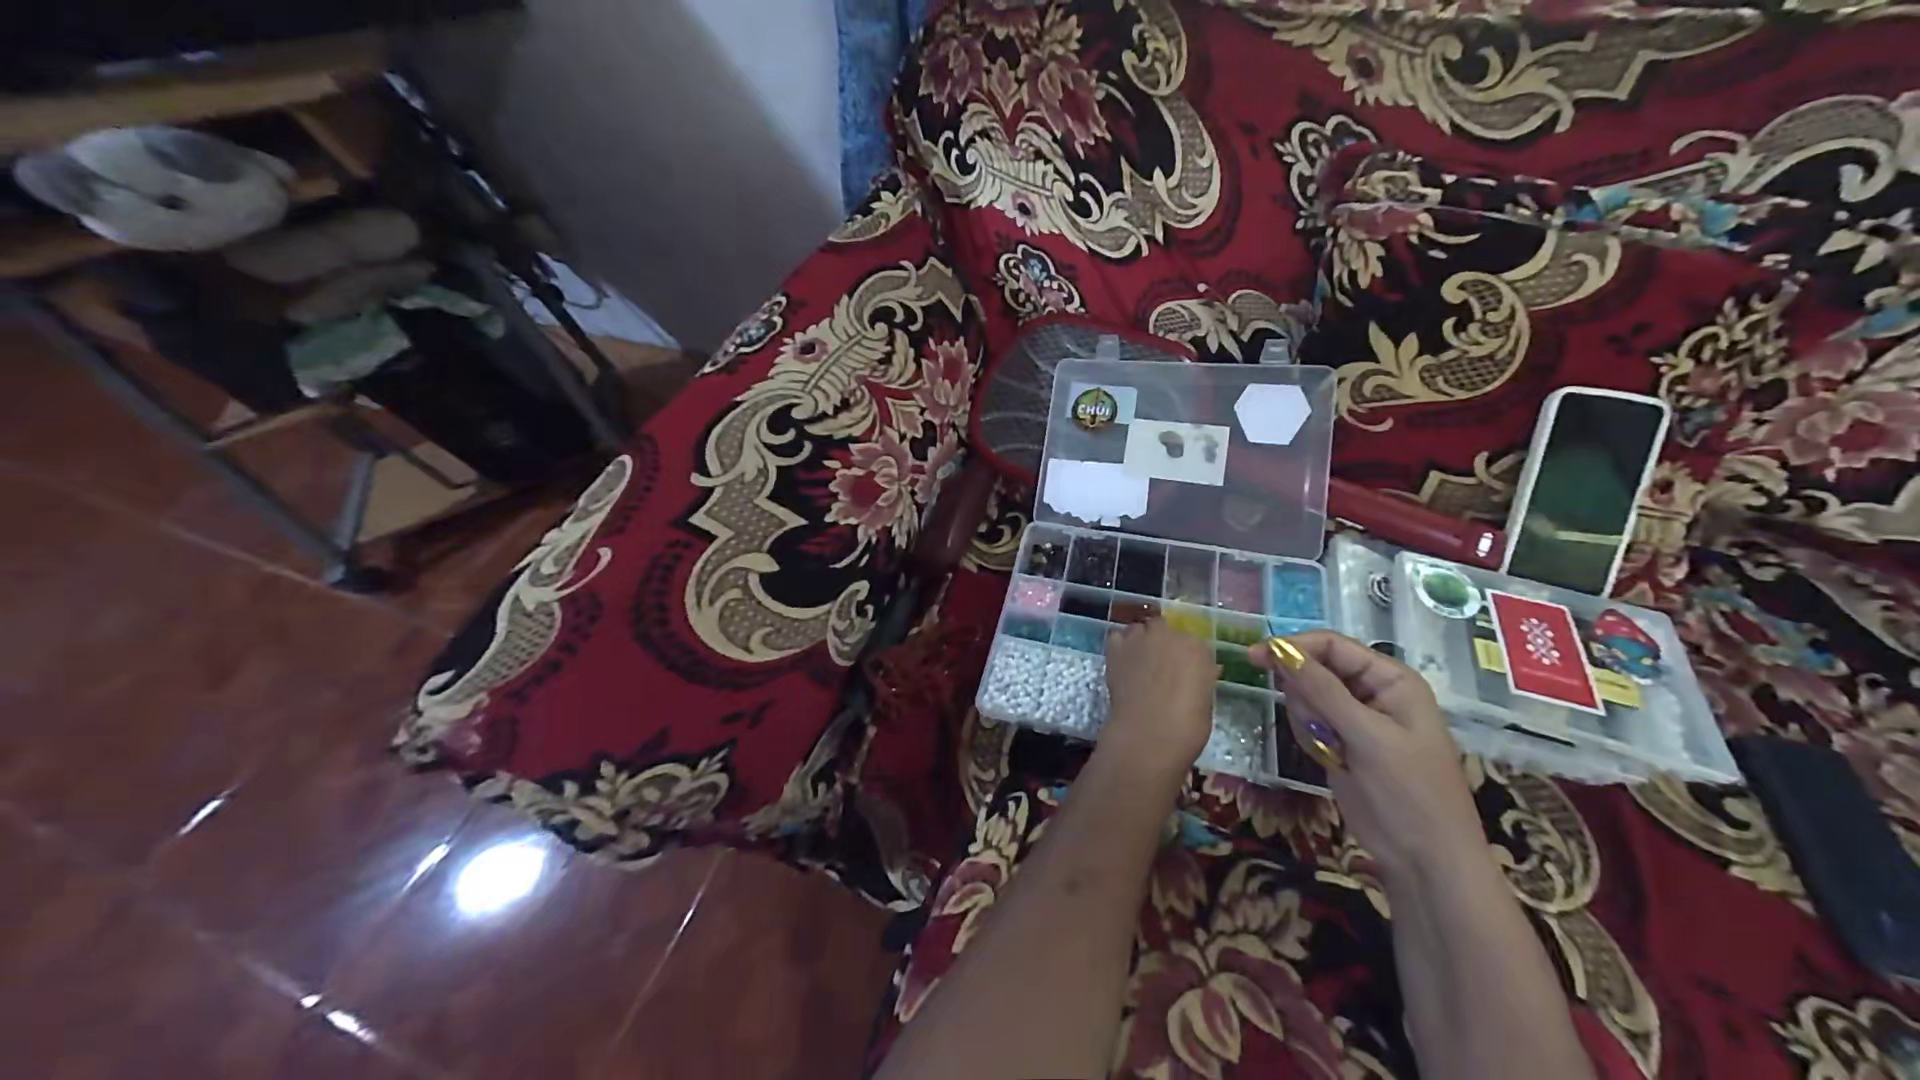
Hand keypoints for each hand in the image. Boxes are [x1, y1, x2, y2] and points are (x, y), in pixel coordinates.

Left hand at [1101, 618, 1217, 781]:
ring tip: (1137, 662)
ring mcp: (1140, 638)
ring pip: (1138, 629)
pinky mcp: (1116, 648)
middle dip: (1162, 642)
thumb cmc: (1187, 726)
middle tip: (1159, 665)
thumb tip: (1200, 673)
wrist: (1149, 733)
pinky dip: (1119, 646)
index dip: (1185, 656)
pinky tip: (1121, 662)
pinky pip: (1117, 638)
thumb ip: (1201, 678)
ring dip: (1139, 641)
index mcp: (1198, 648)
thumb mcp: (1205, 701)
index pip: (1193, 642)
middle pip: (1164, 628)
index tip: (1182, 669)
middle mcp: (1169, 635)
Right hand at [1250, 631, 1484, 879]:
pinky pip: (1307, 722)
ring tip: (1331, 751)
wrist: (1424, 859)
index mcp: (1390, 679)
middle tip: (1317, 729)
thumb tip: (1279, 649)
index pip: (1332, 645)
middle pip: (1315, 668)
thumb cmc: (1409, 791)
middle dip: (1304, 693)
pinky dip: (1308, 736)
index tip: (1255, 657)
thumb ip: (1322, 690)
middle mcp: (1371, 691)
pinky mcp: (1339, 741)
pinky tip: (1328, 758)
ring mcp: (1354, 717)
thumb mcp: (1367, 737)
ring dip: (1307, 720)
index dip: (1293, 646)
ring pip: (1306, 696)